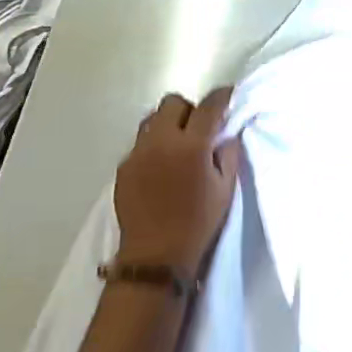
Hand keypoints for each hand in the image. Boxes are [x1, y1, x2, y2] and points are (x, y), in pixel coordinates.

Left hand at [113, 89, 242, 269]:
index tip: (229, 96)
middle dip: (190, 109)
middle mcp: (161, 141)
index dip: (222, 96)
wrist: (156, 255)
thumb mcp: (226, 187)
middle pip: (173, 103)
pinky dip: (154, 146)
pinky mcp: (123, 168)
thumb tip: (224, 133)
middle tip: (200, 129)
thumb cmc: (199, 222)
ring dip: (168, 124)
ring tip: (178, 145)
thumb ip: (227, 153)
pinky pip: (140, 143)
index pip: (209, 106)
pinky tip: (161, 167)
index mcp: (192, 145)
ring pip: (152, 119)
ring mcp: (137, 154)